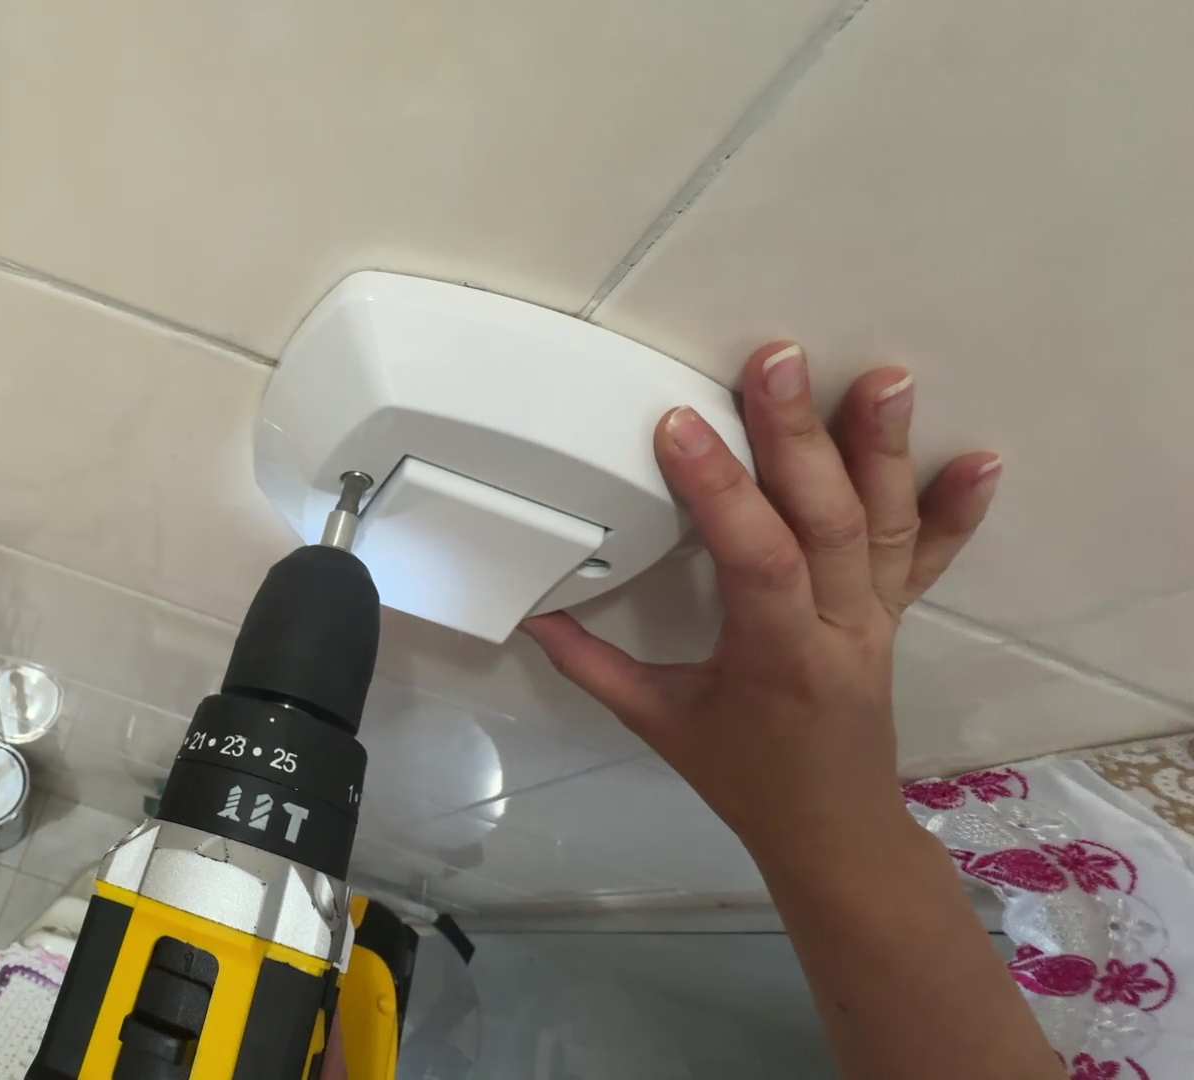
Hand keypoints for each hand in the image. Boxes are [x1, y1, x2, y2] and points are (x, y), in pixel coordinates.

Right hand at [522, 342, 1000, 860]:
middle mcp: (840, 628)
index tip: (680, 426)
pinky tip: (977, 457)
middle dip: (799, 435)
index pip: (753, 558)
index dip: (718, 489)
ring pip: (884, 525)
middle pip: (827, 520)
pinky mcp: (892, 616)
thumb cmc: (738, 774)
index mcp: (776, 656)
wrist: (832, 826)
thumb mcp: (651, 719)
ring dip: (883, 448)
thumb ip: (588, 663)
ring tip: (883, 376)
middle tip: (777, 362)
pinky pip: (929, 558)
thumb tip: (533, 614)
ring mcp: (876, 618)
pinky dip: (955, 508)